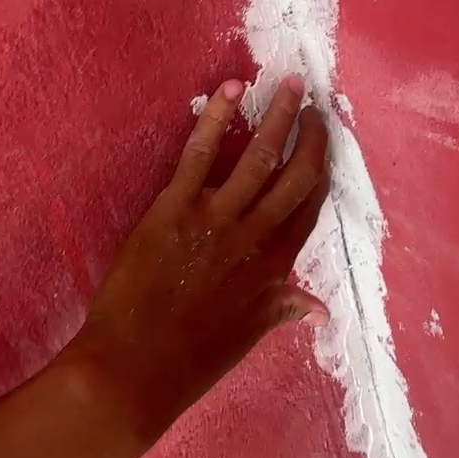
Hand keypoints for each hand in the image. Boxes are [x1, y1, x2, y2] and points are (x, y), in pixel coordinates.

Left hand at [60, 76, 331, 442]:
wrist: (133, 371)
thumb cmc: (191, 359)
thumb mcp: (247, 335)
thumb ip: (282, 308)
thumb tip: (319, 306)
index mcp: (274, 267)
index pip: (310, 205)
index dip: (321, 167)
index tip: (325, 140)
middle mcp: (255, 236)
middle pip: (295, 174)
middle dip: (309, 135)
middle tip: (313, 104)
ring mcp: (216, 218)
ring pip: (258, 156)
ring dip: (277, 116)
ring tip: (289, 85)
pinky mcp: (175, 208)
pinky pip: (200, 154)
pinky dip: (217, 118)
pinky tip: (232, 89)